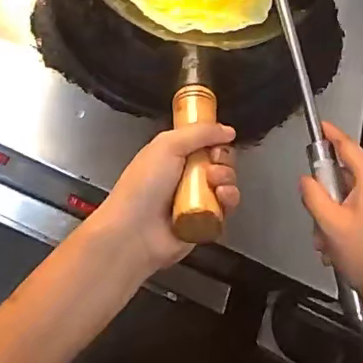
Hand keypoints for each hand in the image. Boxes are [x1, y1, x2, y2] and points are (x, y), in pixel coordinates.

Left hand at [80, 123, 237, 271]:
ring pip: (227, 183)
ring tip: (213, 183)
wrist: (134, 232)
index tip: (217, 140)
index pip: (205, 141)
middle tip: (212, 163)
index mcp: (173, 154)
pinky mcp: (205, 221)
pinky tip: (220, 198)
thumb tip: (227, 130)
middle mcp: (185, 175)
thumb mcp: (167, 145)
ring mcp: (196, 199)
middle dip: (223, 159)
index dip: (215, 139)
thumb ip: (199, 132)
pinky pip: (227, 207)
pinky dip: (229, 200)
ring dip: (226, 178)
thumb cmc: (141, 188)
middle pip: (220, 161)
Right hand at [300, 122, 362, 312]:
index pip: (348, 147)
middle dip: (324, 196)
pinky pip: (358, 212)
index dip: (330, 135)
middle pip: (344, 176)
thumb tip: (306, 180)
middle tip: (316, 217)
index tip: (320, 126)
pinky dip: (343, 225)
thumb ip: (313, 195)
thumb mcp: (330, 223)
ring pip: (348, 198)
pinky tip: (338, 248)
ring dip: (331, 217)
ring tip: (328, 242)